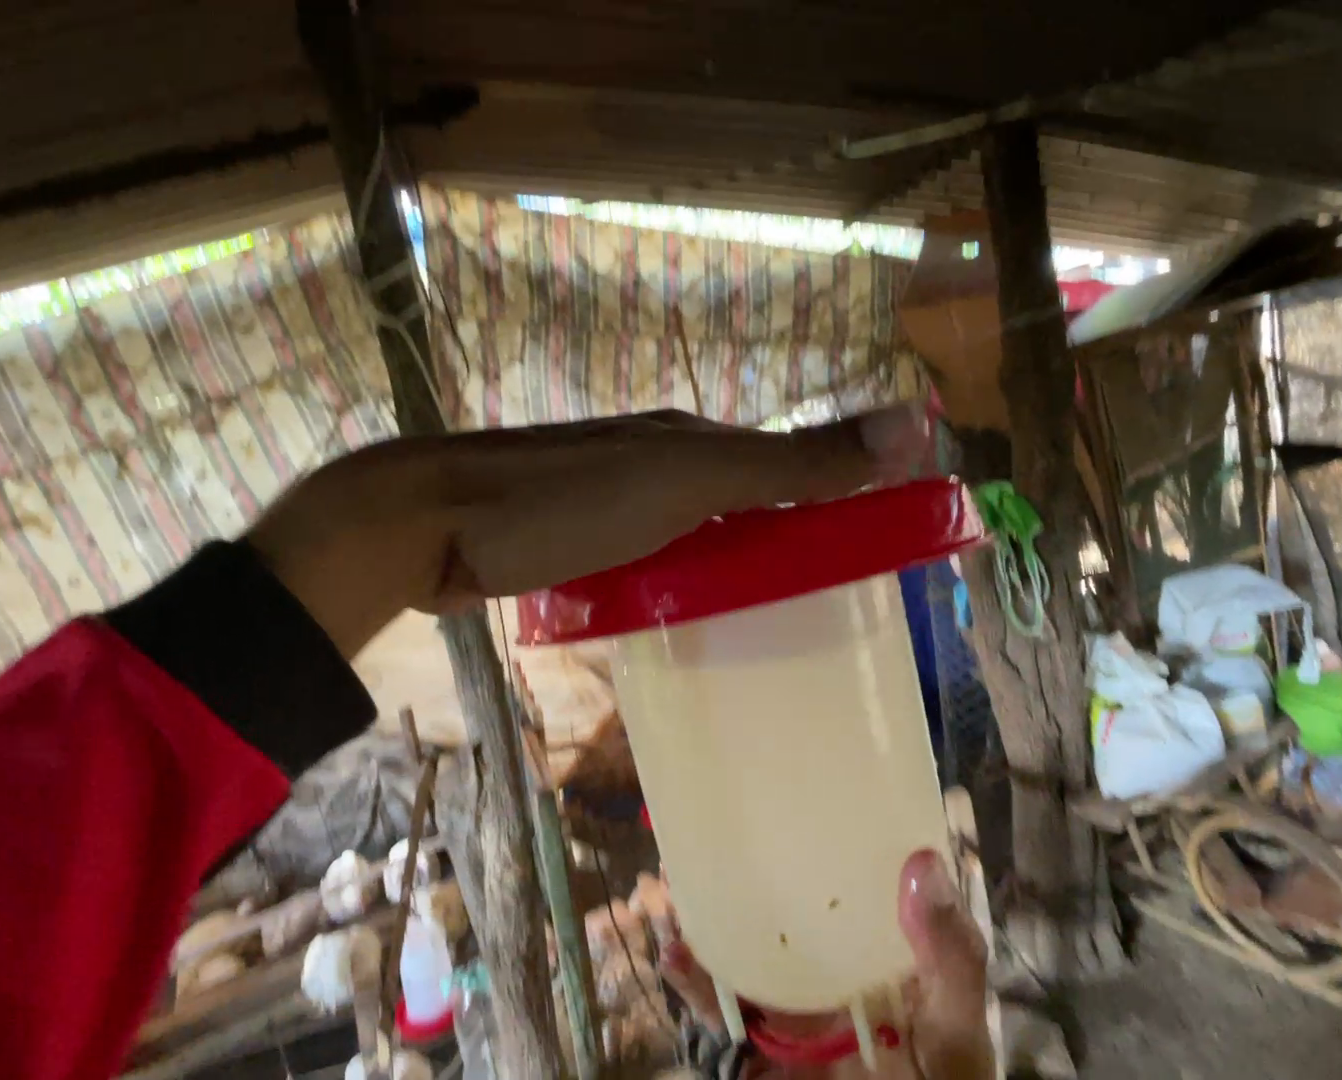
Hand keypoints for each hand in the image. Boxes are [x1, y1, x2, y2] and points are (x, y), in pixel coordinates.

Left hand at [248, 405, 948, 656]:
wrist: (425, 524)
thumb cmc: (560, 503)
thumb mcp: (687, 480)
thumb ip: (792, 460)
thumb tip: (916, 420)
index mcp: (690, 440)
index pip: (791, 465)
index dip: (839, 501)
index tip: (878, 561)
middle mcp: (655, 463)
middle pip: (745, 503)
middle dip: (789, 543)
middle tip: (827, 612)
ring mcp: (612, 504)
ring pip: (697, 536)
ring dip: (734, 568)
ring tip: (767, 627)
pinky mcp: (577, 543)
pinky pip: (651, 563)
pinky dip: (679, 585)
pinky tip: (685, 619)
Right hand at [660, 850, 992, 1078]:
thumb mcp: (955, 1022)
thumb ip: (949, 956)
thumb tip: (923, 862)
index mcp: (868, 945)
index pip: (835, 879)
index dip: (808, 836)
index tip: (783, 793)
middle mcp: (821, 962)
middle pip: (770, 904)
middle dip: (730, 869)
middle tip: (701, 831)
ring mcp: (785, 1003)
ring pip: (732, 945)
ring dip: (696, 913)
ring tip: (669, 879)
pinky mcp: (756, 1044)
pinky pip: (716, 1009)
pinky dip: (690, 981)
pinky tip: (675, 953)